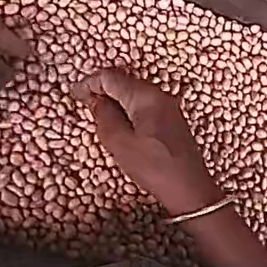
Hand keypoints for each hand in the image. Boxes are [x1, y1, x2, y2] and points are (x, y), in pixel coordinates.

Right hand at [77, 70, 221, 214]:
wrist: (190, 189)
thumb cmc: (156, 168)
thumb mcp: (120, 144)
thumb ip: (104, 117)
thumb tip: (96, 101)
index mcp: (147, 97)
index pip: (112, 77)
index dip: (90, 83)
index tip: (76, 95)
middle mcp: (160, 96)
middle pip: (125, 83)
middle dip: (102, 90)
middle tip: (85, 104)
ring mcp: (169, 109)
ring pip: (135, 95)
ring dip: (115, 101)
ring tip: (100, 117)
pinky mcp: (172, 122)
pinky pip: (145, 107)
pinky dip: (129, 111)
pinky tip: (122, 127)